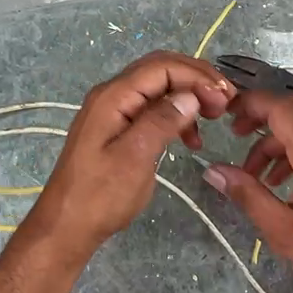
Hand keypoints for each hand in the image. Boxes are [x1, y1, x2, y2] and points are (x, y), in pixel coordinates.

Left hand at [25, 52, 235, 258]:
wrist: (67, 225)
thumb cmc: (100, 196)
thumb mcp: (135, 158)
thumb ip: (162, 122)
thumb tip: (192, 95)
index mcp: (113, 96)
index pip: (161, 67)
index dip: (197, 76)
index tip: (225, 98)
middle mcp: (111, 95)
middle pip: (159, 70)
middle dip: (195, 80)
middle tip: (225, 103)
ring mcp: (112, 111)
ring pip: (157, 88)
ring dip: (187, 97)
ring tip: (213, 119)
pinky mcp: (116, 128)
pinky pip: (150, 109)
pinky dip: (174, 116)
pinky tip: (190, 139)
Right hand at [204, 90, 292, 292]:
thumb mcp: (284, 233)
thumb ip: (248, 196)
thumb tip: (212, 171)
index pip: (283, 109)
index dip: (252, 104)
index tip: (227, 115)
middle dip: (263, 114)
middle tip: (238, 135)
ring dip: (278, 136)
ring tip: (256, 172)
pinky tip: (282, 180)